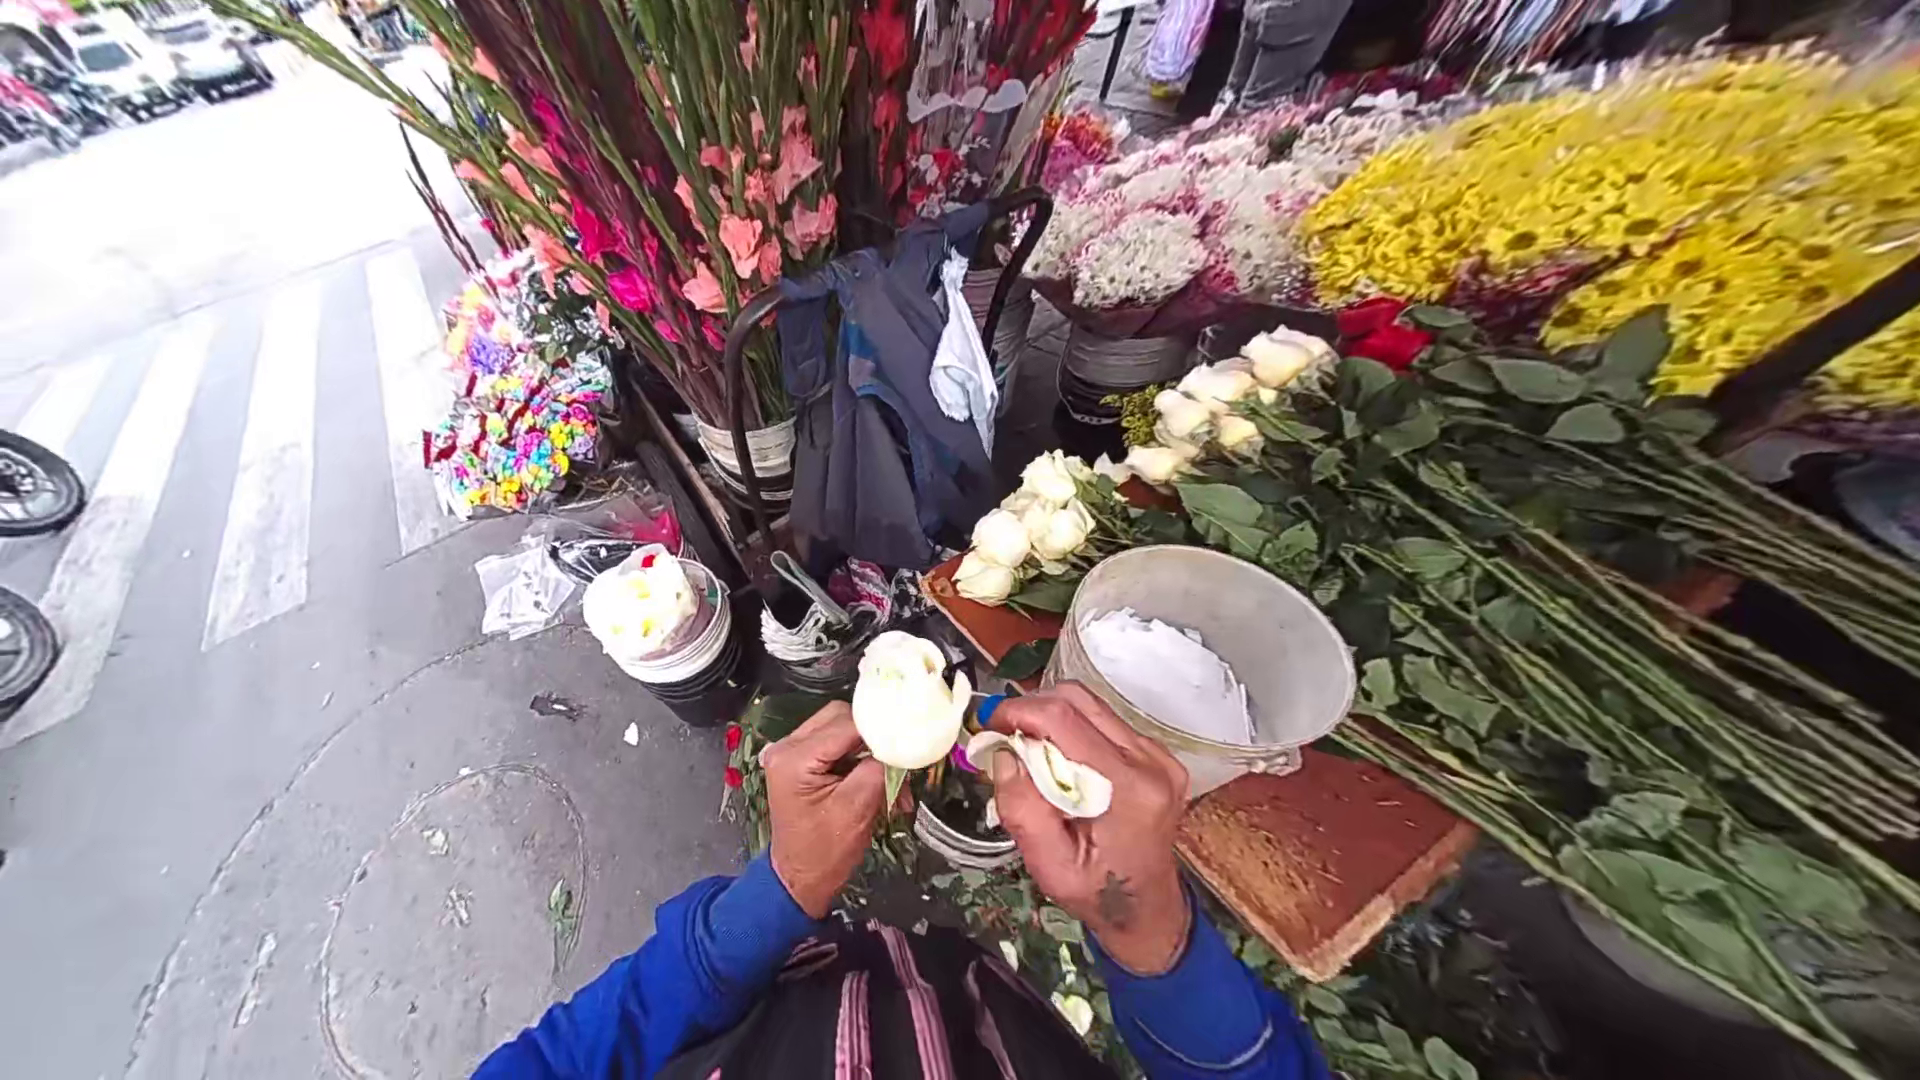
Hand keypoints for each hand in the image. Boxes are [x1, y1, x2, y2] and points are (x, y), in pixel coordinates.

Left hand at [762, 701, 886, 917]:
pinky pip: (837, 740)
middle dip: (874, 734)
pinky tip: (875, 773)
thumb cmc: (825, 852)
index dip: (881, 727)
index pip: (847, 724)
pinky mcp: (802, 757)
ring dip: (868, 744)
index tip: (911, 735)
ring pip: (842, 725)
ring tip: (888, 771)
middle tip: (898, 756)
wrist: (800, 880)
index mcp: (794, 757)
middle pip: (843, 717)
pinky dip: (859, 753)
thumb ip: (878, 768)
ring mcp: (793, 750)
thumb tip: (903, 741)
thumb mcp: (857, 809)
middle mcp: (788, 745)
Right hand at [988, 683, 1192, 973]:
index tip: (991, 727)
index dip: (1019, 711)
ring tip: (1029, 745)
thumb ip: (1023, 811)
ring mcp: (1157, 753)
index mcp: (1128, 789)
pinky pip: (1102, 718)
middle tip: (1005, 735)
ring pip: (1090, 703)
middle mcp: (1150, 761)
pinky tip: (1059, 756)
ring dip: (1051, 715)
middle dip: (1031, 708)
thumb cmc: (1097, 893)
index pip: (1064, 719)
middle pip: (1077, 699)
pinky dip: (1071, 726)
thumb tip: (1005, 754)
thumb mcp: (1049, 867)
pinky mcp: (1155, 752)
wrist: (1147, 909)